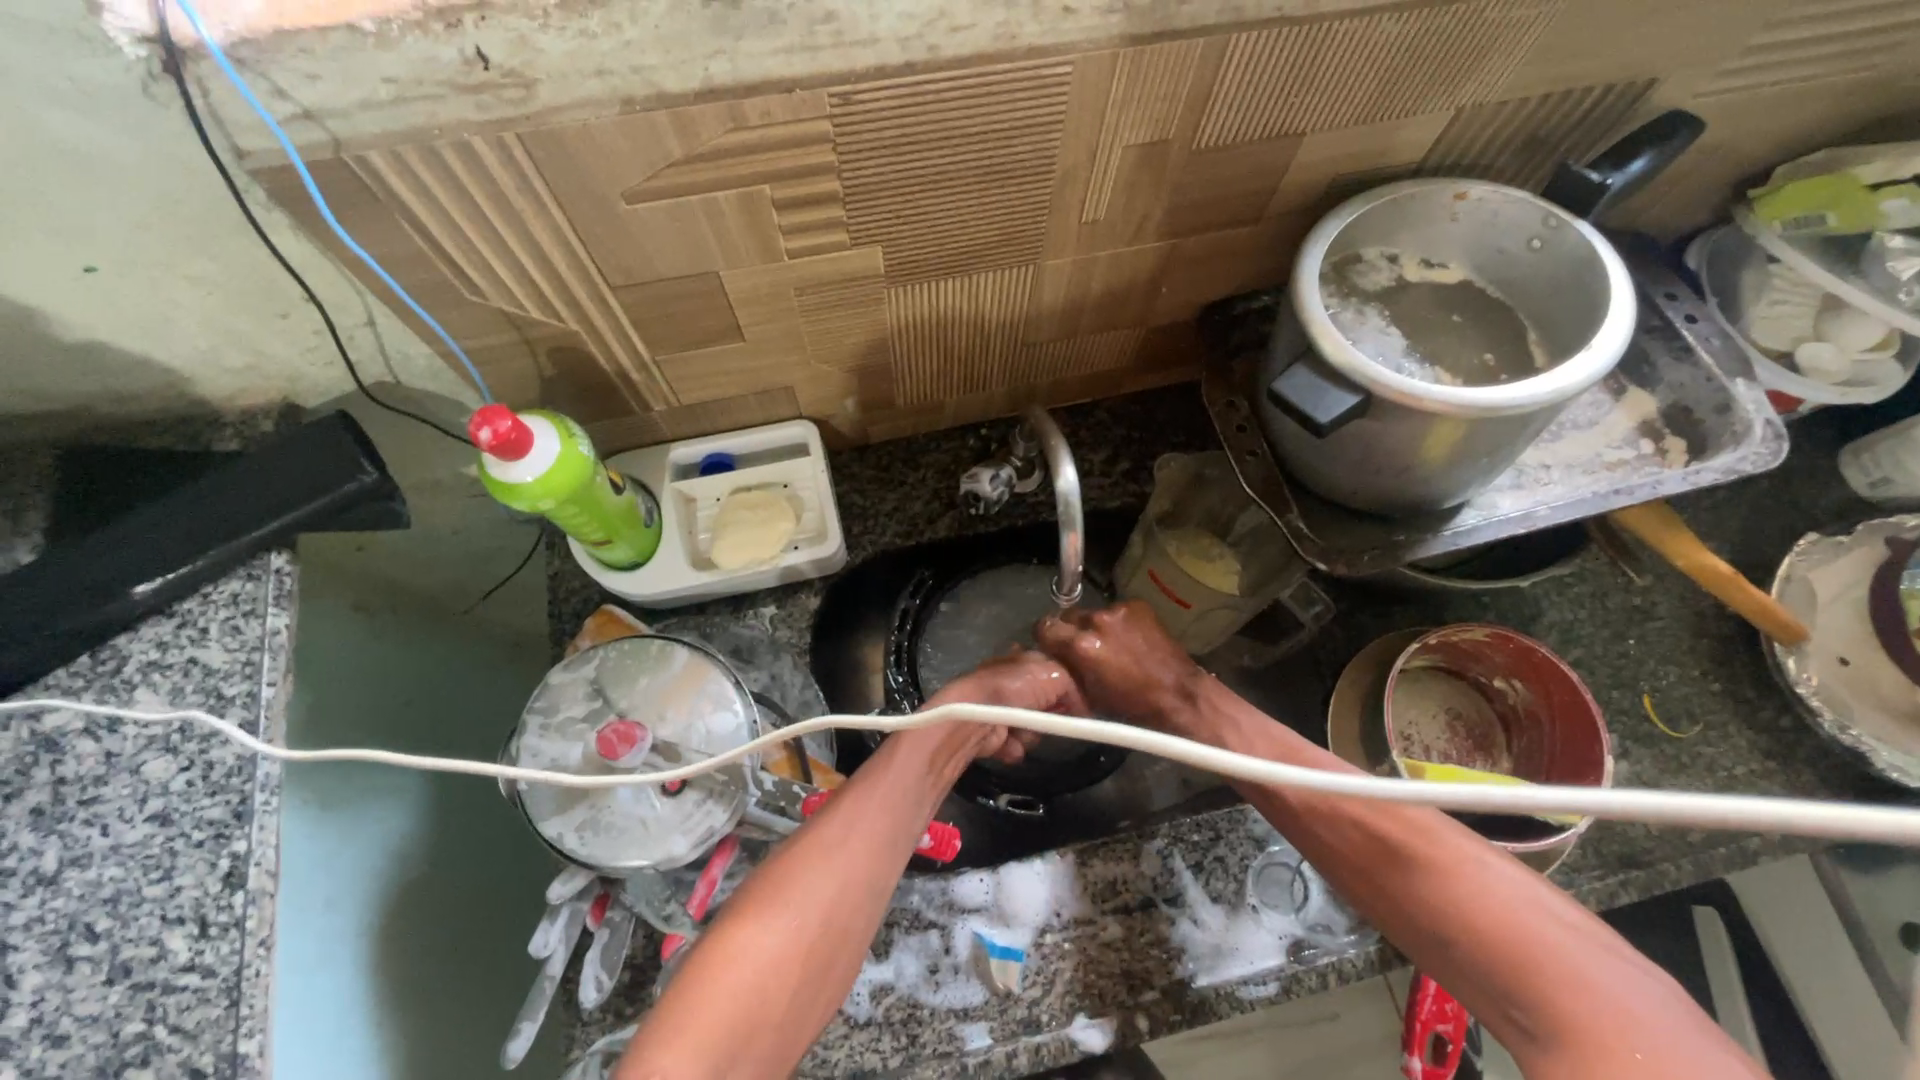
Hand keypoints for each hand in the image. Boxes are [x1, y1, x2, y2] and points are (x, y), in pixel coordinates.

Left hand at [921, 648, 1089, 764]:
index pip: (1052, 675)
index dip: (1065, 692)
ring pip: (1030, 729)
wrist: (975, 713)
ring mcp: (998, 709)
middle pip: (1043, 705)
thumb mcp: (1055, 675)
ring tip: (1020, 731)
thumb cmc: (1014, 687)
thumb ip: (1074, 687)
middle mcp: (1009, 683)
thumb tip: (1083, 706)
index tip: (1075, 706)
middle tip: (1048, 719)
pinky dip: (1013, 746)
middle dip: (1048, 716)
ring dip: (1030, 734)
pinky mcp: (989, 733)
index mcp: (1022, 661)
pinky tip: (1007, 743)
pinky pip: (1014, 745)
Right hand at [1033, 601, 1206, 733]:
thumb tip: (1051, 660)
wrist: (1179, 695)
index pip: (1044, 627)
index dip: (1046, 638)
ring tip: (1112, 645)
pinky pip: (1116, 611)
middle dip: (1070, 631)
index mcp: (1081, 646)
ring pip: (1092, 613)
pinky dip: (1118, 623)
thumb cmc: (1131, 706)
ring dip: (1095, 627)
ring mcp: (1119, 610)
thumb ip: (1066, 672)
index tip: (1053, 647)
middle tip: (1083, 648)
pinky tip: (1131, 640)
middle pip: (1066, 616)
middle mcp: (1096, 621)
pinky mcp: (1137, 605)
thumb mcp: (1088, 696)